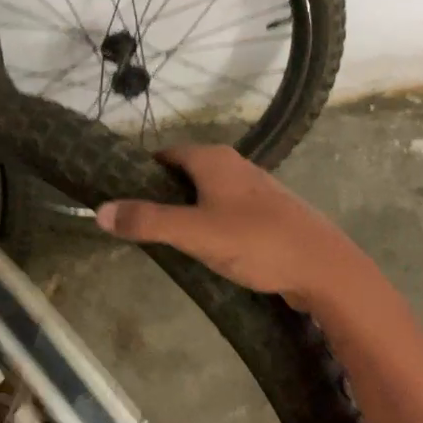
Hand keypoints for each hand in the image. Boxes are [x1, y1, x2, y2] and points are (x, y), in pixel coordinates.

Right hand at [95, 145, 363, 310]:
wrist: (324, 268)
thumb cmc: (255, 241)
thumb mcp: (193, 232)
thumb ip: (146, 221)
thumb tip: (99, 210)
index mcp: (213, 159)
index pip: (165, 154)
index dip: (141, 172)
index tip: (121, 197)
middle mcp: (234, 165)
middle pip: (186, 172)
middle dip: (162, 194)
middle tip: (140, 224)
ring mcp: (255, 189)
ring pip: (208, 193)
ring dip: (188, 211)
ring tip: (169, 240)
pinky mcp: (270, 214)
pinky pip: (228, 212)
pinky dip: (212, 224)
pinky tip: (208, 251)